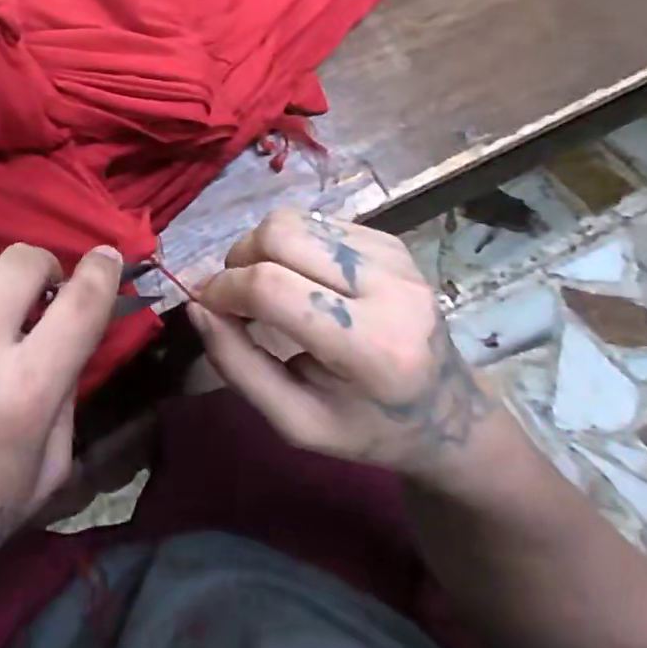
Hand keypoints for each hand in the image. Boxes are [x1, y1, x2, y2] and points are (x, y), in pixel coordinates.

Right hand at [187, 209, 501, 483]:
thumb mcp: (294, 423)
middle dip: (237, 259)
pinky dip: (287, 245)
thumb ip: (237, 365)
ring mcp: (396, 260)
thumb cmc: (365, 427)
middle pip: (278, 235)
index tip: (208, 307)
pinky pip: (312, 222)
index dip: (222, 290)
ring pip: (291, 220)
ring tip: (265, 284)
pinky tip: (299, 278)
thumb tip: (196, 306)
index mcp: (372, 348)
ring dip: (259, 247)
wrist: (450, 416)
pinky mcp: (392, 243)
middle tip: (235, 295)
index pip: (270, 287)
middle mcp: (392, 291)